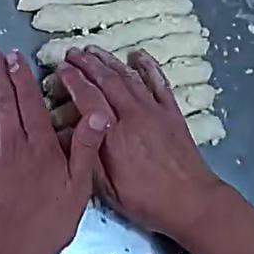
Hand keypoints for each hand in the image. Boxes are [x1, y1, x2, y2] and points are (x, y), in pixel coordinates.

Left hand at [0, 47, 111, 253]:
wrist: (15, 247)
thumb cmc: (52, 219)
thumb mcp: (80, 185)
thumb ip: (86, 146)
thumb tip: (98, 113)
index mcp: (39, 144)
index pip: (29, 103)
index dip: (21, 78)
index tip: (14, 56)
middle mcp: (12, 142)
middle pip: (4, 101)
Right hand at [52, 47, 230, 241]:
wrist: (193, 203)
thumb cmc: (147, 200)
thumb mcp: (107, 189)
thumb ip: (85, 157)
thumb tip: (61, 134)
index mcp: (113, 134)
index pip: (88, 96)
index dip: (72, 79)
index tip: (60, 68)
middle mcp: (133, 115)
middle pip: (106, 80)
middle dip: (86, 63)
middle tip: (71, 52)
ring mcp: (154, 111)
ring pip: (128, 77)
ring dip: (109, 60)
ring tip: (93, 50)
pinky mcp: (172, 113)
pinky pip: (158, 83)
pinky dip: (148, 66)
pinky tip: (138, 55)